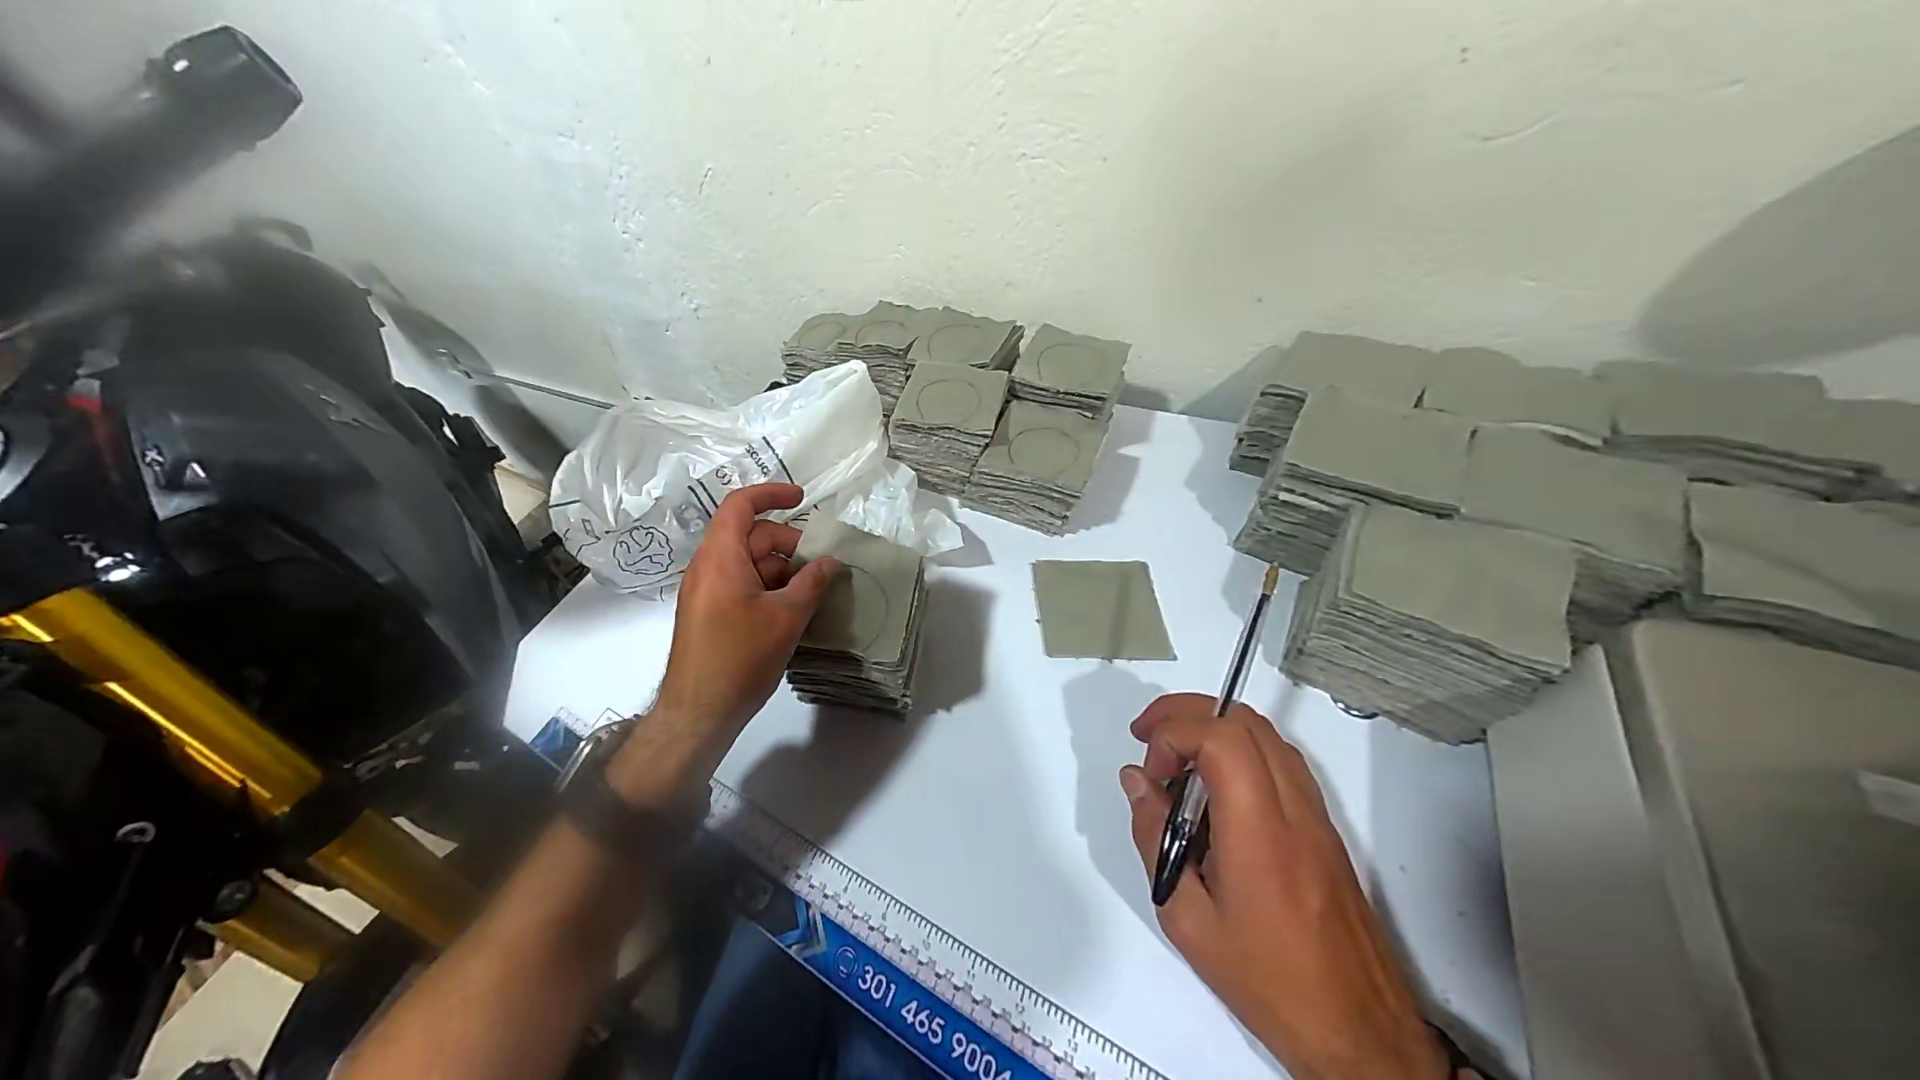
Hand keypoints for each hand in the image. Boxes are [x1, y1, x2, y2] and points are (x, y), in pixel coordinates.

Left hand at [606, 483, 839, 805]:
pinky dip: (768, 586)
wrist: (698, 711)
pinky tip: (792, 610)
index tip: (803, 498)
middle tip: (821, 567)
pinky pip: (741, 583)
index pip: (741, 505)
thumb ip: (811, 583)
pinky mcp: (709, 612)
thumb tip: (830, 562)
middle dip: (789, 544)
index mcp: (720, 557)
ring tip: (812, 592)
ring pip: (748, 562)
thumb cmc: (741, 657)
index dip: (771, 494)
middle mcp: (708, 566)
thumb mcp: (786, 618)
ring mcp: (706, 590)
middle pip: (751, 535)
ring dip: (781, 569)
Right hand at [1119, 694, 1447, 1079]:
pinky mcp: (1324, 827)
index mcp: (1259, 829)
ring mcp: (1316, 814)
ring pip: (1266, 733)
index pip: (1220, 737)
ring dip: (1213, 727)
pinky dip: (1239, 750)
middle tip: (1146, 735)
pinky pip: (1280, 761)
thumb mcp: (1187, 919)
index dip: (1173, 734)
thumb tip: (1136, 781)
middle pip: (1243, 720)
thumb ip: (1154, 838)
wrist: (1357, 1029)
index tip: (1151, 772)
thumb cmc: (1266, 980)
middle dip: (1186, 713)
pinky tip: (1212, 787)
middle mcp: (1294, 808)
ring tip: (1174, 759)